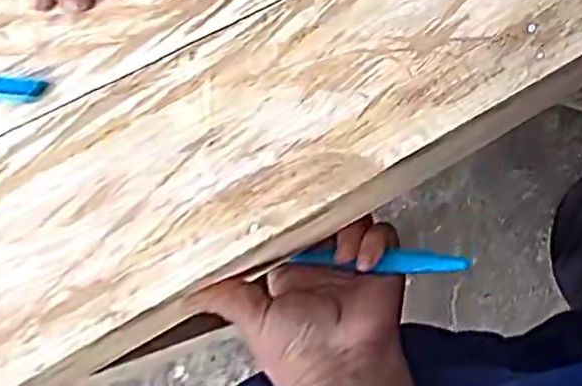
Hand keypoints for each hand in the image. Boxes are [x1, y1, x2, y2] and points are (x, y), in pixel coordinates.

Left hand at [191, 220, 409, 385]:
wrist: (340, 359)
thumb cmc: (296, 350)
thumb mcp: (256, 322)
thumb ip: (234, 300)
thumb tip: (196, 291)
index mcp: (294, 277)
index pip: (297, 239)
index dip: (299, 227)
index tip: (296, 222)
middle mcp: (326, 266)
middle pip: (332, 225)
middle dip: (331, 224)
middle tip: (326, 237)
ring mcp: (356, 262)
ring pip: (360, 225)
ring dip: (354, 235)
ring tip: (345, 258)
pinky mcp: (385, 259)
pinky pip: (385, 235)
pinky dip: (376, 243)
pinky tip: (365, 264)